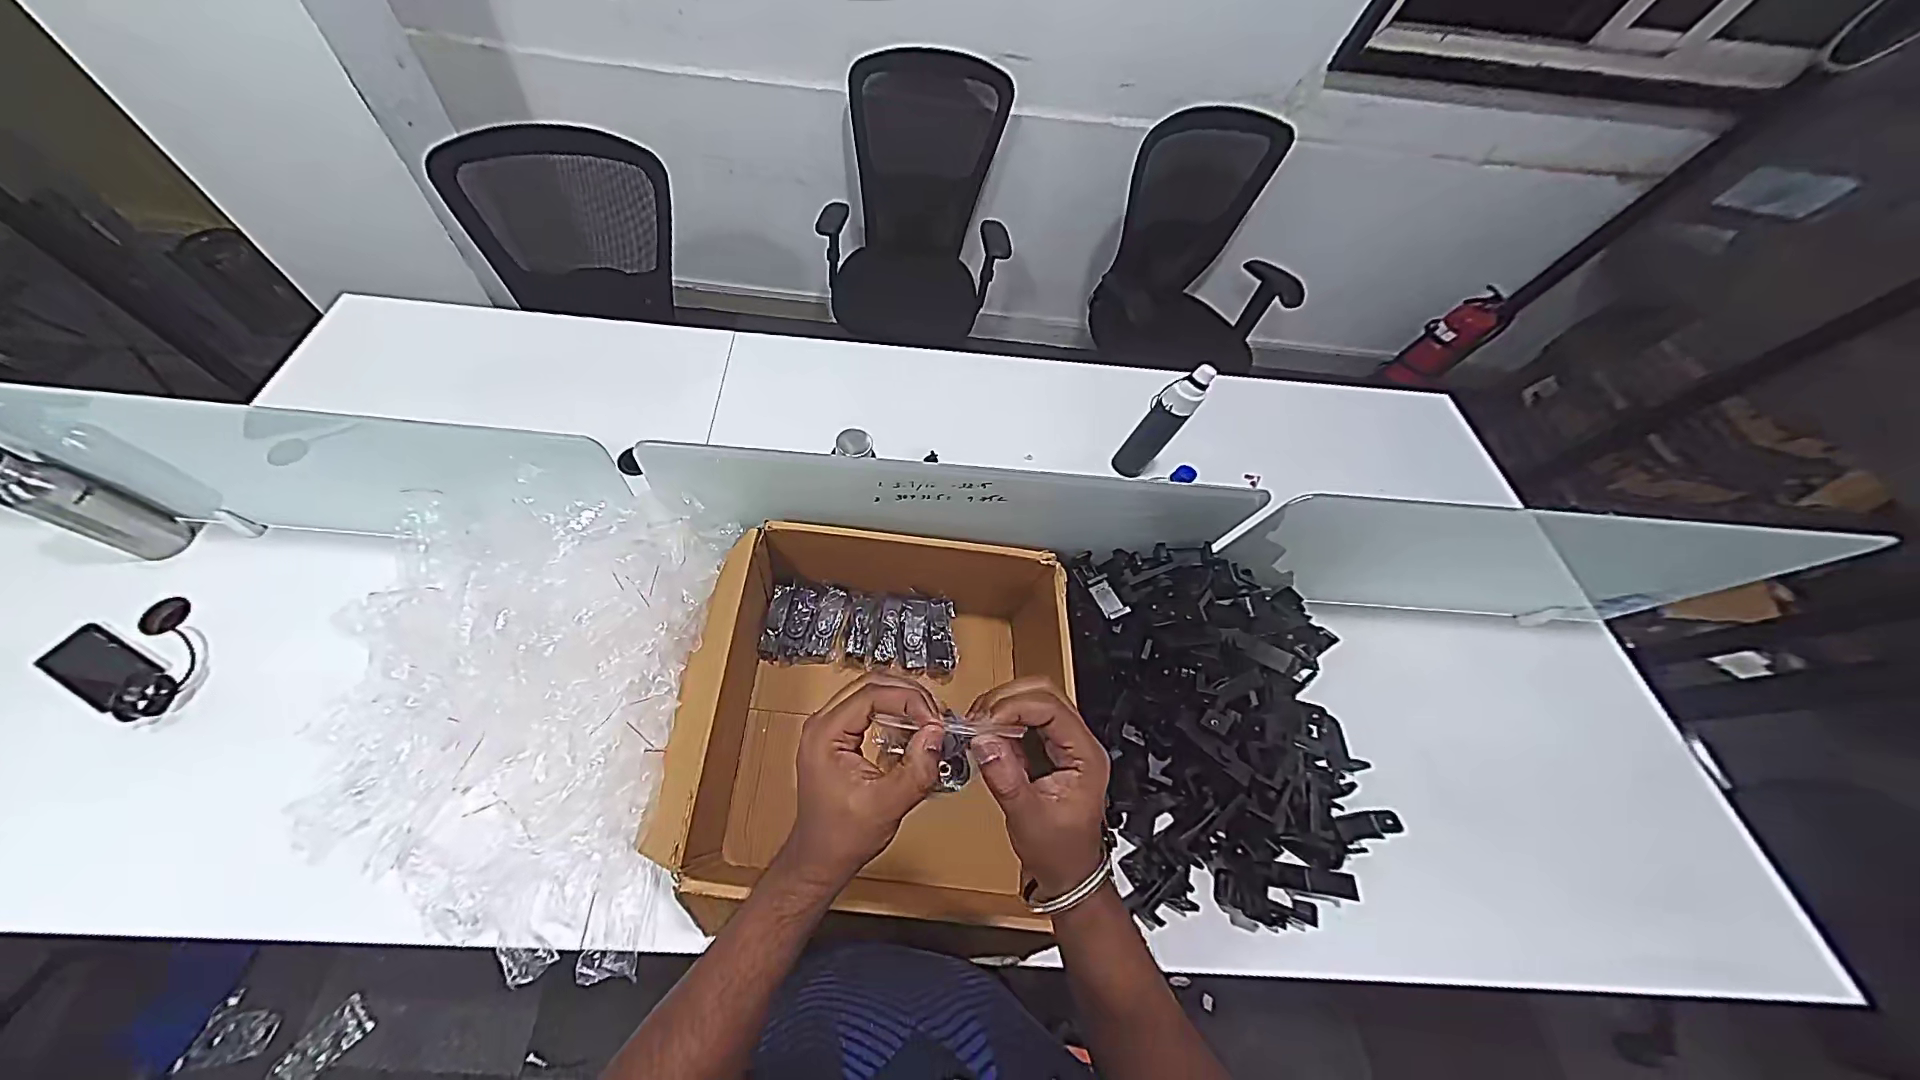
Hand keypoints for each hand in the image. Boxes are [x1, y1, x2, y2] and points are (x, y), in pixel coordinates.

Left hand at [776, 672, 945, 890]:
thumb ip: (915, 770)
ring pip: (875, 692)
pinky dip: (898, 714)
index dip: (909, 700)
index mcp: (825, 733)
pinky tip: (915, 733)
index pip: (872, 693)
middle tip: (935, 718)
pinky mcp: (843, 736)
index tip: (933, 721)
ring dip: (906, 702)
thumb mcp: (885, 806)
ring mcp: (832, 728)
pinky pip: (873, 709)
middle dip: (911, 696)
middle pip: (873, 685)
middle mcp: (824, 724)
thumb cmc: (839, 837)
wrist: (821, 857)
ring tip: (930, 725)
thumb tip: (936, 735)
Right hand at [968, 677, 1110, 900]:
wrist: (1067, 875)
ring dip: (1001, 707)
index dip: (1015, 708)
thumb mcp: (1028, 819)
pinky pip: (1022, 719)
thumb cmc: (1060, 854)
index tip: (987, 721)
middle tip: (978, 720)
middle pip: (1043, 693)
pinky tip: (985, 735)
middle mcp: (1077, 742)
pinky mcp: (1045, 747)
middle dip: (1006, 700)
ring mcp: (1062, 743)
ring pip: (1032, 700)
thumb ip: (1005, 778)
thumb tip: (984, 741)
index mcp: (1085, 756)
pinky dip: (1000, 720)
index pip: (1051, 708)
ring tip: (978, 727)